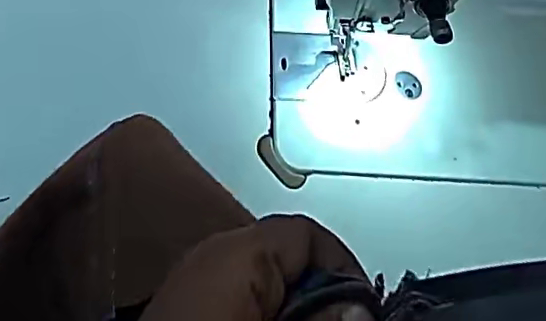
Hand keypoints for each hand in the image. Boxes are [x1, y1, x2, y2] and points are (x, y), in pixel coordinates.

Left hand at [140, 214, 372, 320]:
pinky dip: (258, 309)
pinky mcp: (180, 302)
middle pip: (287, 254)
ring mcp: (192, 276)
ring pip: (263, 277)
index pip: (309, 233)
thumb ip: (318, 317)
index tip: (365, 309)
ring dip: (289, 304)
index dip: (345, 271)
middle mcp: (211, 251)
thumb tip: (357, 307)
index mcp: (236, 250)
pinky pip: (235, 294)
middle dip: (316, 291)